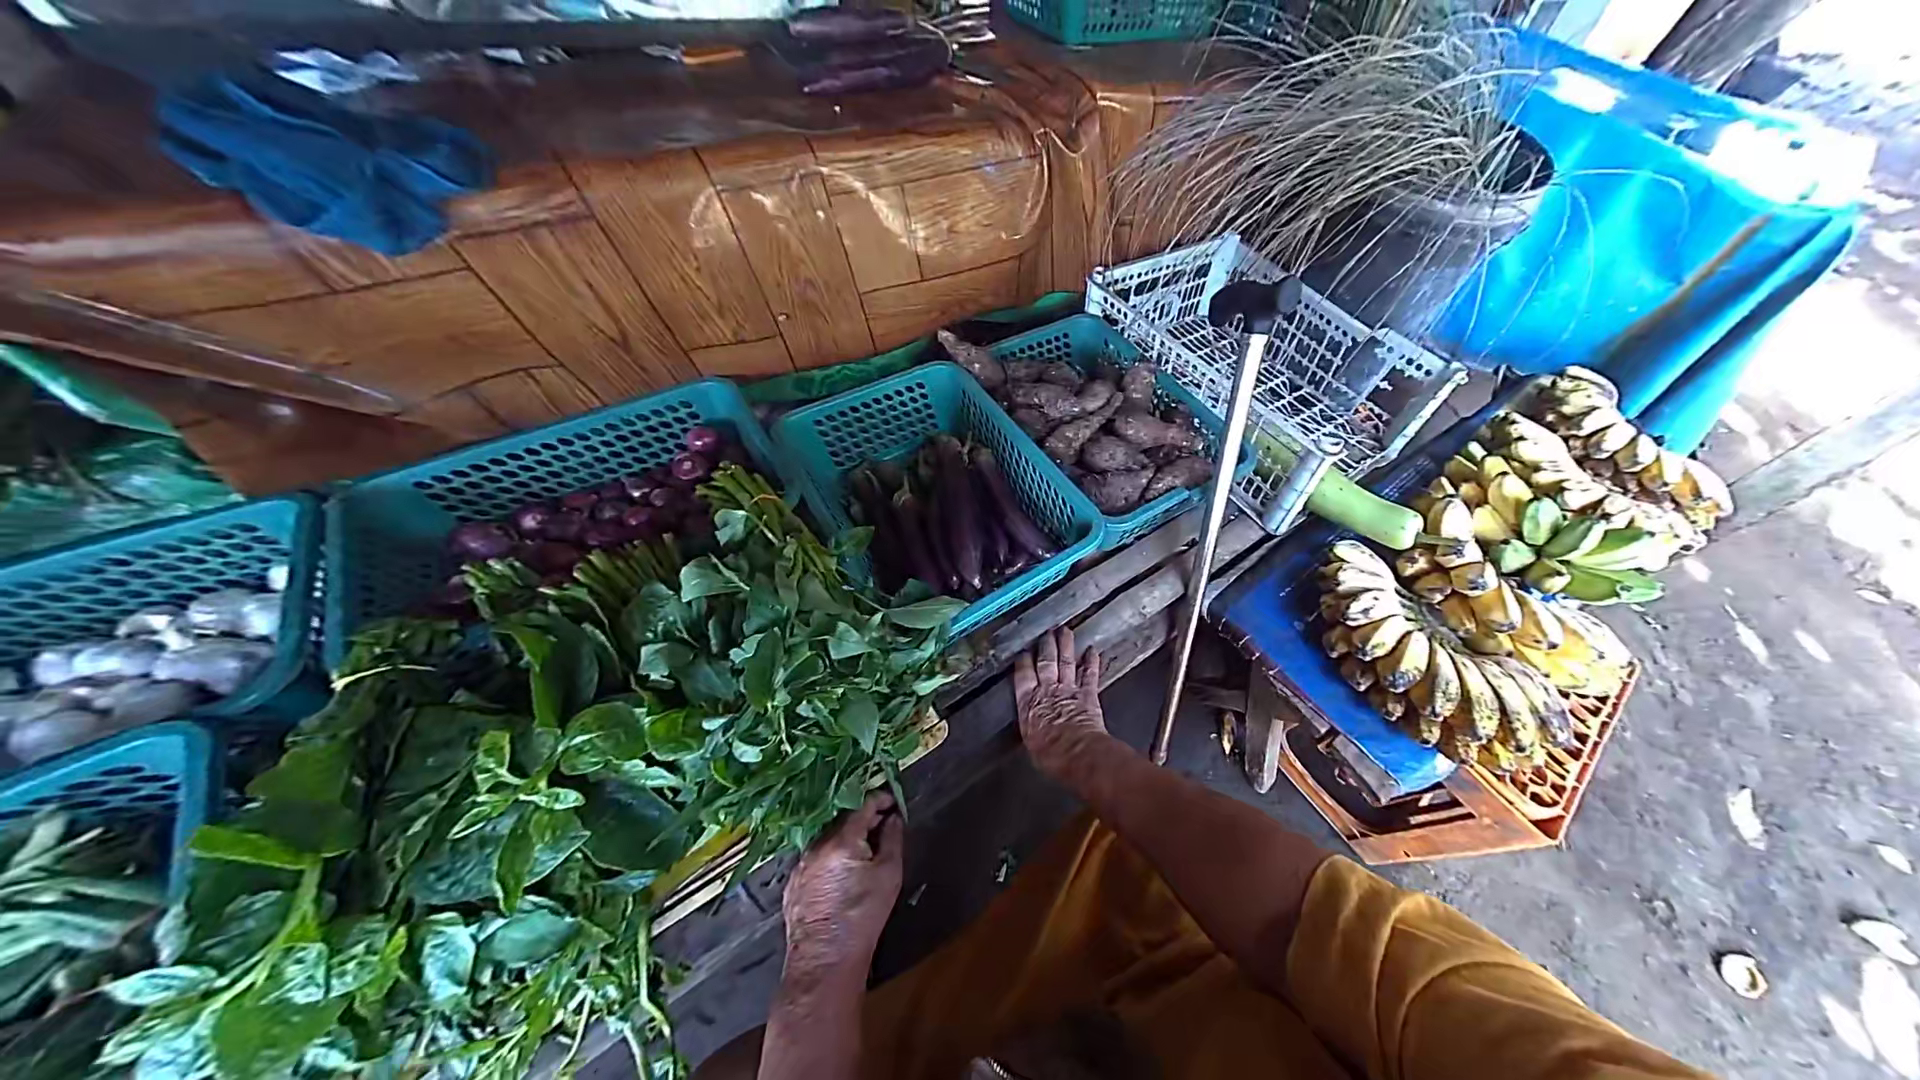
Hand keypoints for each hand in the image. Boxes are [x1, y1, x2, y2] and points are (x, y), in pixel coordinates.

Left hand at [781, 792, 904, 980]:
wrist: (825, 960)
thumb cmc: (864, 916)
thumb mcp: (889, 874)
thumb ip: (892, 839)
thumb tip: (893, 817)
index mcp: (842, 839)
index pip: (862, 805)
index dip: (880, 799)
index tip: (893, 801)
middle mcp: (817, 845)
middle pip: (843, 820)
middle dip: (864, 819)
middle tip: (883, 825)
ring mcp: (802, 864)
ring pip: (827, 839)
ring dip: (846, 838)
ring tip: (864, 850)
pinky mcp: (793, 883)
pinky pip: (815, 858)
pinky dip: (831, 856)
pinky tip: (842, 873)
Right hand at [1013, 626, 1109, 781]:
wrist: (1078, 753)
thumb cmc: (1051, 754)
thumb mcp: (1031, 743)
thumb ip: (1032, 728)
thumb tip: (1034, 731)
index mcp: (1028, 703)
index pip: (1023, 676)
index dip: (1023, 662)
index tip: (1023, 652)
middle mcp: (1047, 691)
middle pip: (1045, 663)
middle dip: (1045, 646)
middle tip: (1046, 632)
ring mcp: (1069, 690)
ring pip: (1065, 662)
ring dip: (1065, 646)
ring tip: (1065, 631)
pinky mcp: (1088, 694)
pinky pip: (1089, 674)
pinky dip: (1091, 662)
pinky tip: (1092, 651)